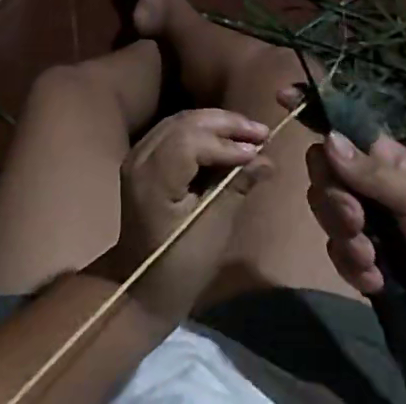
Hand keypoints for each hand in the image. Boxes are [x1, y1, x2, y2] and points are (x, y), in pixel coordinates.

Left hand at [101, 109, 273, 321]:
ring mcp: (139, 155)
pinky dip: (202, 131)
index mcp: (153, 179)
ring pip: (181, 122)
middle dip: (225, 124)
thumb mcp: (214, 228)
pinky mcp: (145, 158)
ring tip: (250, 133)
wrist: (144, 283)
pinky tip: (227, 139)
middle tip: (262, 132)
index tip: (261, 150)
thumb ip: (236, 185)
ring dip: (216, 124)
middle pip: (185, 124)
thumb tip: (267, 159)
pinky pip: (175, 132)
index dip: (227, 142)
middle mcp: (140, 158)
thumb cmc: (181, 263)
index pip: (190, 142)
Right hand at [304, 129, 405, 360]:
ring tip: (371, 257)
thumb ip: (372, 173)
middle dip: (334, 198)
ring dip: (345, 237)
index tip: (282, 97)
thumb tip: (327, 139)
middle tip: (357, 219)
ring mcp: (371, 226)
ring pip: (328, 215)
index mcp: (389, 162)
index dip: (315, 112)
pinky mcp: (369, 264)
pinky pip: (339, 254)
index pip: (345, 128)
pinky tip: (378, 280)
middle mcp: (374, 188)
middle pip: (325, 174)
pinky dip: (354, 267)